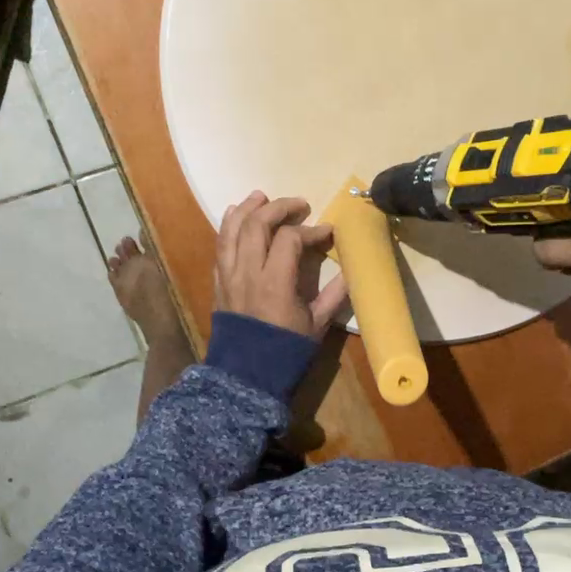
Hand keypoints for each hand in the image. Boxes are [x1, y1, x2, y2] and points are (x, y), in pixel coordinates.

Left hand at [215, 191, 348, 336]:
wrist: (246, 374)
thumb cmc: (285, 350)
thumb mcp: (316, 325)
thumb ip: (334, 295)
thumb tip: (351, 272)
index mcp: (275, 282)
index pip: (290, 239)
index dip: (311, 230)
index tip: (327, 232)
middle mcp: (248, 271)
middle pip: (257, 223)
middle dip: (279, 207)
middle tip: (298, 204)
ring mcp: (229, 274)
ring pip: (233, 228)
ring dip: (248, 208)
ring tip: (262, 197)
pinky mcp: (218, 280)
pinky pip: (220, 244)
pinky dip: (228, 225)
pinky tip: (235, 214)